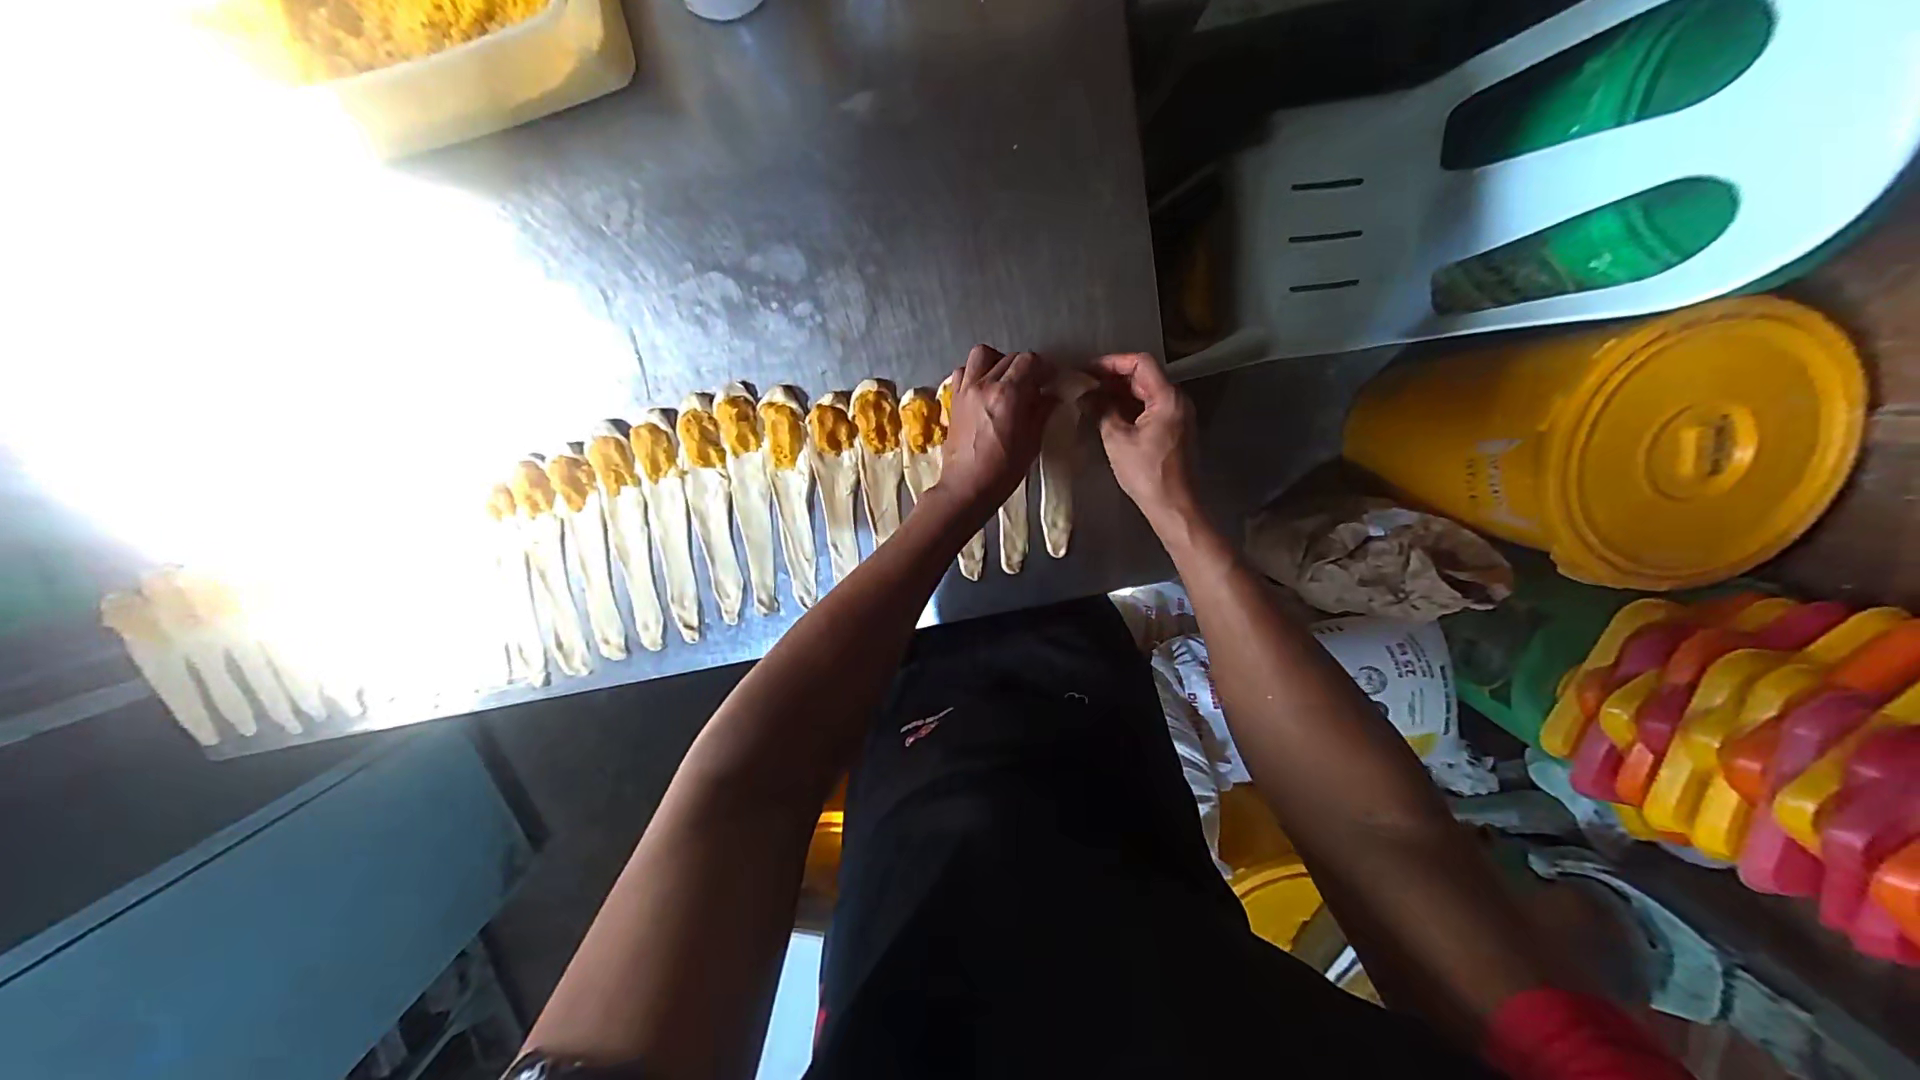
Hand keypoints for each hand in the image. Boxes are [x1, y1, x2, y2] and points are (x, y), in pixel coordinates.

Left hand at [936, 345, 1054, 518]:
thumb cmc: (1003, 470)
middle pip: (1010, 358)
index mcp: (1008, 394)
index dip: (1044, 368)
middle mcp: (984, 384)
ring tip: (1006, 380)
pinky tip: (985, 388)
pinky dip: (975, 373)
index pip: (1030, 361)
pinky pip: (963, 371)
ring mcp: (966, 390)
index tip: (1050, 381)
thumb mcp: (1031, 442)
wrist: (967, 487)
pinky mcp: (954, 399)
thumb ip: (1042, 412)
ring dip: (998, 362)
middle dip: (1026, 367)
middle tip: (1033, 386)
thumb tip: (1051, 396)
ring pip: (982, 355)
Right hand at [1091, 352, 1197, 525]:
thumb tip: (1085, 394)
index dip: (1112, 362)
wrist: (1173, 506)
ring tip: (1090, 398)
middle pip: (1144, 376)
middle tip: (1084, 384)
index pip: (1141, 363)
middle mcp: (1177, 401)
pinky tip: (1107, 414)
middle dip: (1112, 378)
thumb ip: (1101, 410)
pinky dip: (1128, 407)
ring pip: (1145, 393)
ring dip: (1118, 393)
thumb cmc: (1147, 474)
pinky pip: (1149, 409)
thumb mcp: (1117, 439)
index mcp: (1168, 398)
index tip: (1088, 370)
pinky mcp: (1173, 430)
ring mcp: (1177, 416)